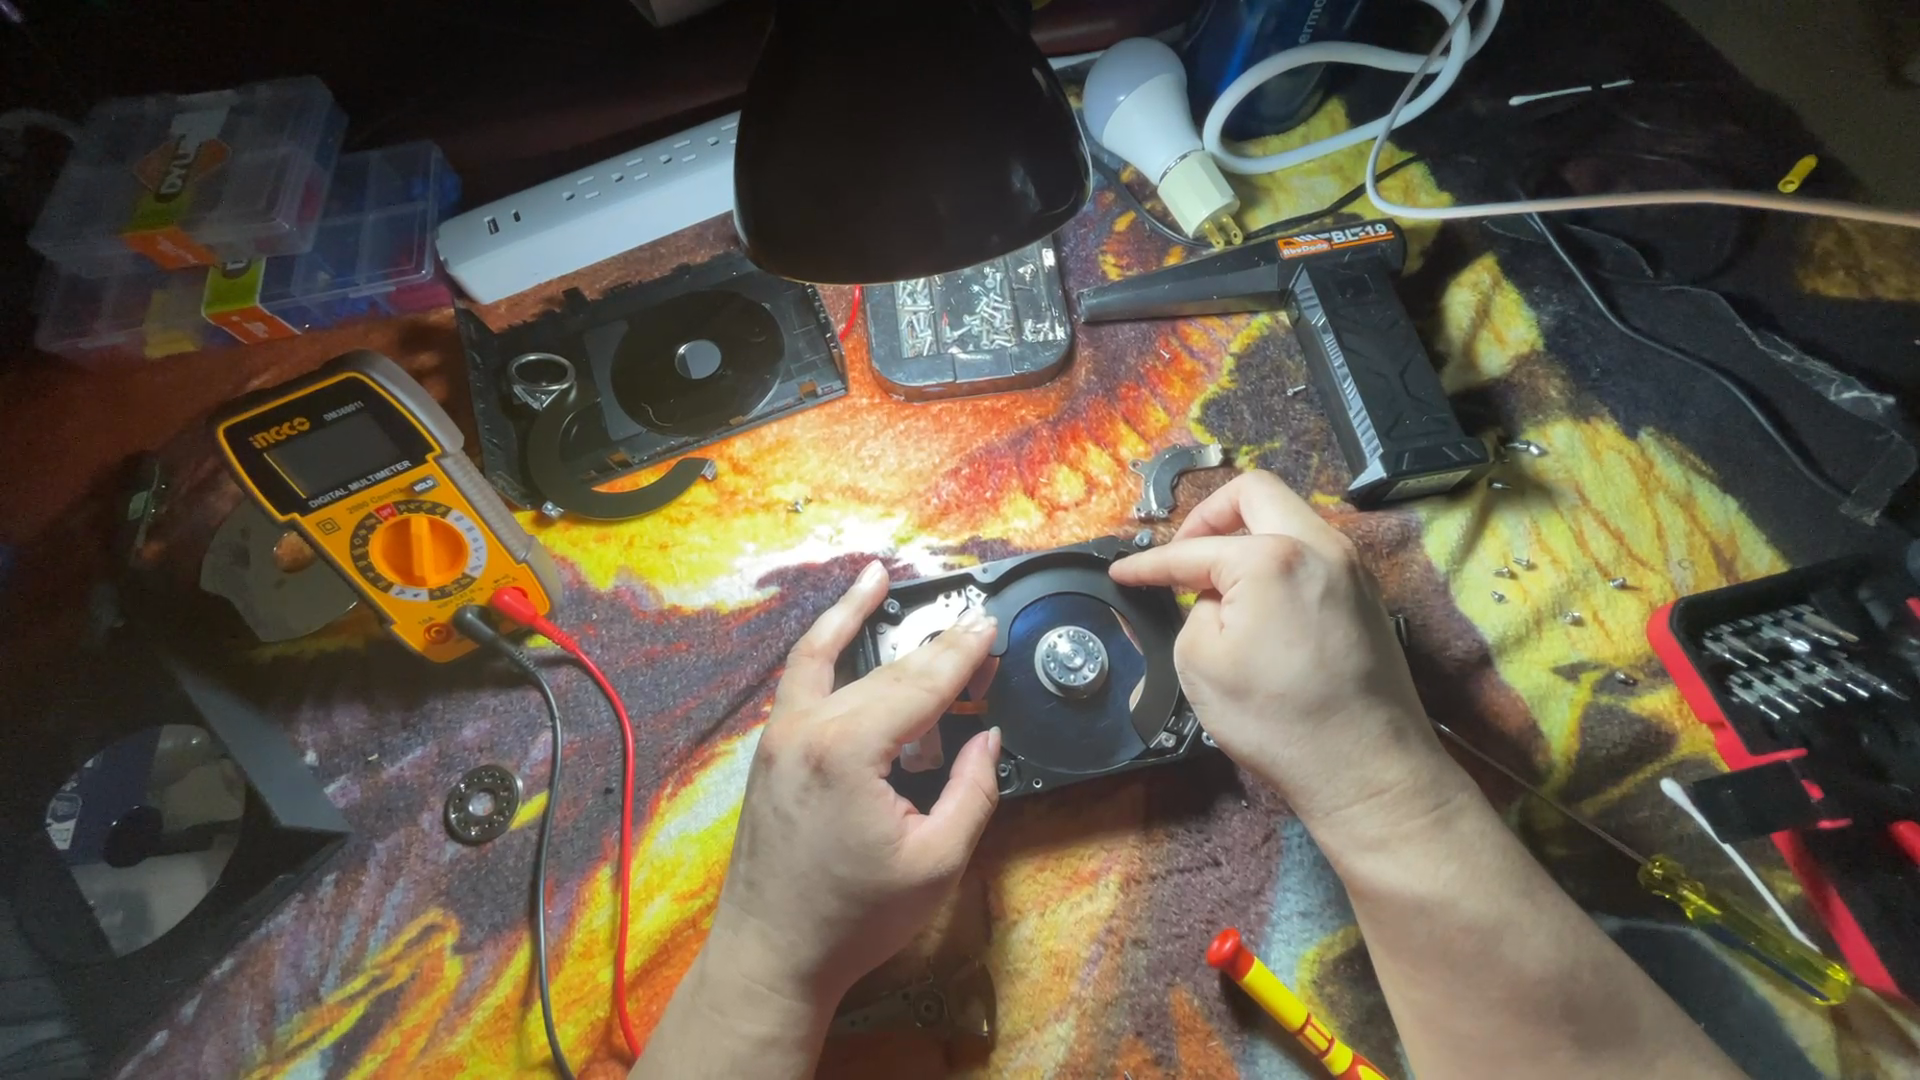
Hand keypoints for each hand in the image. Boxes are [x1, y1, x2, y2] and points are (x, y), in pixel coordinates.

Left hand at [708, 560, 1002, 1007]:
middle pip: (889, 670)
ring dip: (867, 620)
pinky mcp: (773, 743)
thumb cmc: (856, 917)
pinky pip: (801, 673)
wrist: (771, 955)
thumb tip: (988, 736)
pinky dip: (822, 636)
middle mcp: (812, 726)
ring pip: (839, 660)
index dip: (962, 654)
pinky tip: (839, 611)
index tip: (990, 625)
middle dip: (937, 647)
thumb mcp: (936, 863)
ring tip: (888, 581)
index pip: (922, 685)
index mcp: (853, 751)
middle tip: (974, 627)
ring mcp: (784, 731)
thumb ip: (971, 791)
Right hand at [1109, 471, 1464, 834]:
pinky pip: (1311, 548)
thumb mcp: (1199, 663)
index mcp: (1271, 557)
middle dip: (1207, 515)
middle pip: (1254, 492)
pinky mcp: (1366, 594)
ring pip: (1289, 515)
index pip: (1192, 550)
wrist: (1369, 770)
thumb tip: (1205, 595)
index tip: (1121, 573)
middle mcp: (1319, 545)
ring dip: (1244, 533)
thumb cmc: (1275, 719)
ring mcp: (1351, 567)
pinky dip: (1275, 555)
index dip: (1148, 564)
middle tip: (1183, 554)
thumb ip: (1190, 609)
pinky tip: (1256, 600)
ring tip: (1216, 579)